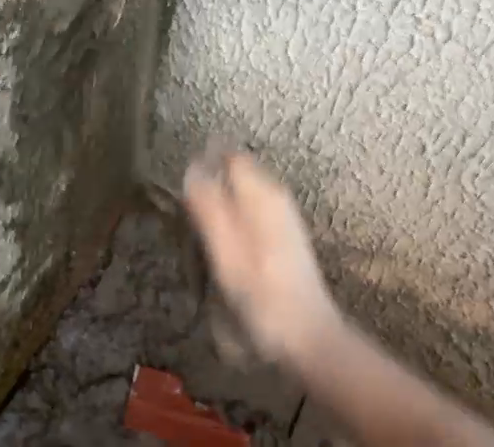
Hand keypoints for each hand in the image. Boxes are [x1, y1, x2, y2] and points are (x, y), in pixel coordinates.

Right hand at [181, 150, 338, 367]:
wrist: (310, 338)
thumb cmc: (262, 295)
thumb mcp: (226, 251)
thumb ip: (208, 206)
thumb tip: (192, 166)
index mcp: (262, 194)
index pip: (229, 156)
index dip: (204, 162)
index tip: (183, 184)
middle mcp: (276, 196)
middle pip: (237, 171)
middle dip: (213, 181)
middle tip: (190, 213)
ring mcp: (284, 216)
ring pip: (245, 190)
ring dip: (223, 200)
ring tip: (205, 231)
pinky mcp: (286, 236)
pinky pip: (252, 209)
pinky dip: (235, 218)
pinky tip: (227, 245)